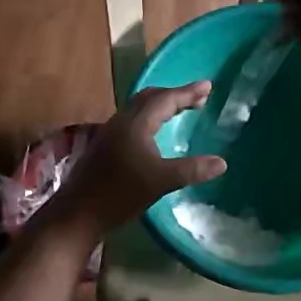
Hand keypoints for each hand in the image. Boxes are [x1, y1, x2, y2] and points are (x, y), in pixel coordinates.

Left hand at [53, 82, 227, 234]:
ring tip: (180, 111)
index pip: (165, 99)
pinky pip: (132, 122)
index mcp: (135, 124)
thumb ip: (191, 170)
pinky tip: (155, 135)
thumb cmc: (119, 194)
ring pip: (139, 109)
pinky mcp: (105, 147)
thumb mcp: (160, 181)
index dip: (188, 92)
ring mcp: (110, 134)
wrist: (78, 213)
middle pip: (150, 98)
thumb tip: (221, 162)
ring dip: (161, 106)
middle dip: (175, 95)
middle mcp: (121, 122)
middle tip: (198, 99)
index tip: (208, 86)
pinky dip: (150, 119)